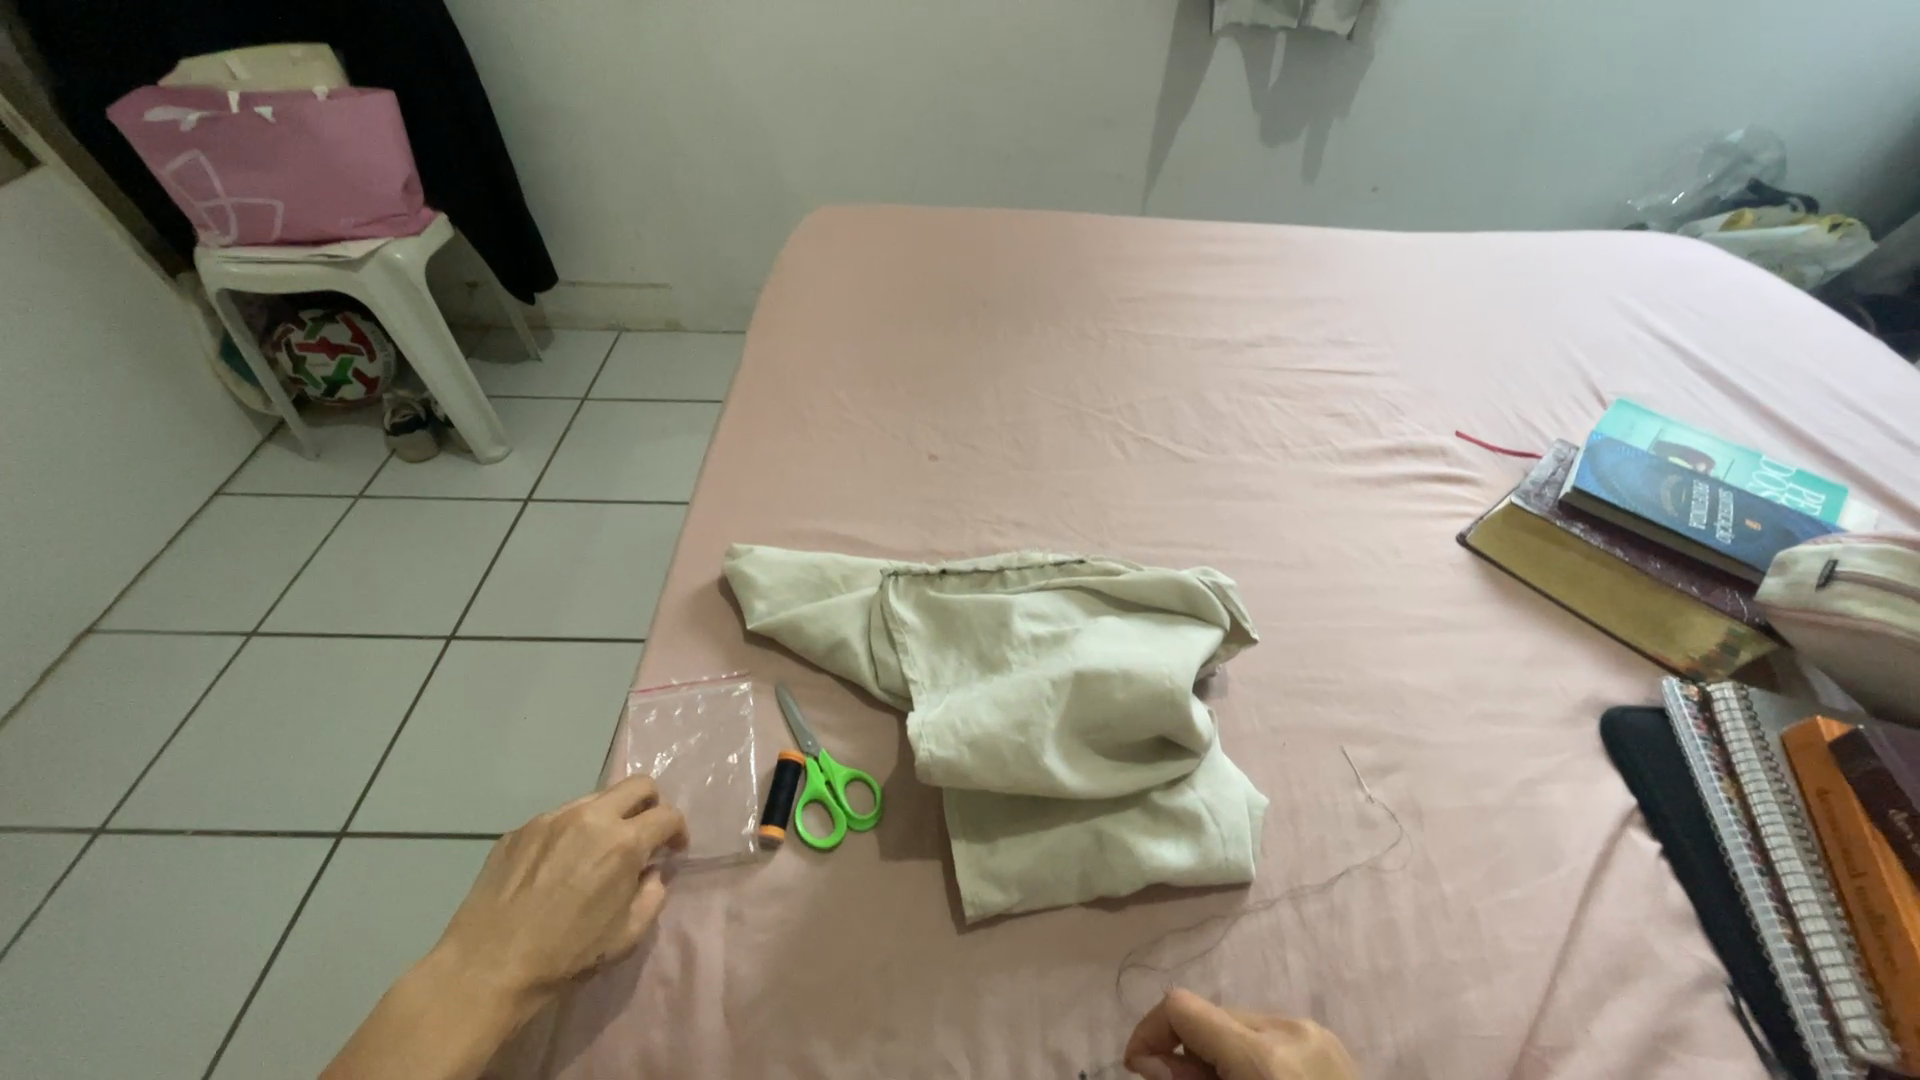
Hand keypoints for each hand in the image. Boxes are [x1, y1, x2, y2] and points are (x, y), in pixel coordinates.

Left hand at [432, 774, 688, 1004]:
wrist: (486, 968)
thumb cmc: (565, 956)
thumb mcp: (628, 934)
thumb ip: (652, 894)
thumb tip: (649, 872)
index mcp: (623, 842)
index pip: (668, 815)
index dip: (678, 831)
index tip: (673, 850)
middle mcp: (591, 817)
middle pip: (639, 784)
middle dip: (651, 805)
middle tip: (644, 835)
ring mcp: (551, 818)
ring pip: (597, 797)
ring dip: (610, 817)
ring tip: (596, 852)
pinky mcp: (520, 829)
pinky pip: (559, 818)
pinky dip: (572, 832)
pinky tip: (557, 866)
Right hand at [1125, 989, 1357, 1079]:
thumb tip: (1147, 1062)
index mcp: (1264, 1060)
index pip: (1181, 1007)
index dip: (1149, 1033)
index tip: (1139, 1070)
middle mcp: (1290, 1030)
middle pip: (1208, 1016)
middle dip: (1187, 1054)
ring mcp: (1316, 1034)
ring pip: (1238, 1025)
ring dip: (1218, 1056)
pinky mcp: (1332, 1045)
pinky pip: (1270, 1037)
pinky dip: (1250, 1060)